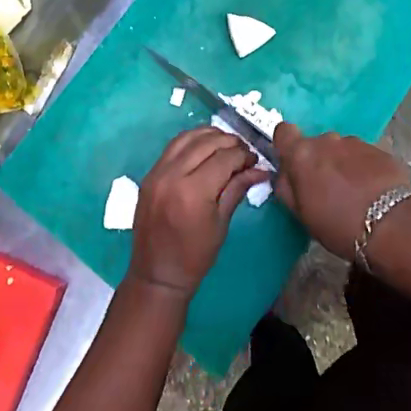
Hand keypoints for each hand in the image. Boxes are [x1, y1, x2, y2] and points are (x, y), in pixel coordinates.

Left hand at [130, 128, 268, 295]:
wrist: (157, 273)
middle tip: (244, 152)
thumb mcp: (221, 222)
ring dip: (209, 136)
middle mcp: (172, 175)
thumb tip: (260, 169)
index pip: (224, 158)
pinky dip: (190, 142)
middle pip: (206, 143)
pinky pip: (171, 148)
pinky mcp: (149, 175)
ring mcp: (157, 173)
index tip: (255, 161)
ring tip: (225, 145)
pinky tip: (204, 148)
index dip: (243, 155)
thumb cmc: (195, 255)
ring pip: (186, 138)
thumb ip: (237, 188)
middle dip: (229, 143)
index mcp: (193, 191)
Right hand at [271, 123, 410, 259]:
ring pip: (341, 150)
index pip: (284, 131)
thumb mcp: (301, 213)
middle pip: (315, 144)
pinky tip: (372, 192)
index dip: (286, 145)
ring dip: (342, 165)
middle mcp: (327, 140)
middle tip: (327, 189)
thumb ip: (287, 188)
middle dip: (318, 161)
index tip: (292, 163)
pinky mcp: (380, 150)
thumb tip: (285, 174)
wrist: (392, 223)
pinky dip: (364, 169)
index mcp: (302, 154)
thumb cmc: (337, 223)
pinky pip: (363, 156)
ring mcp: (356, 143)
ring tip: (354, 193)